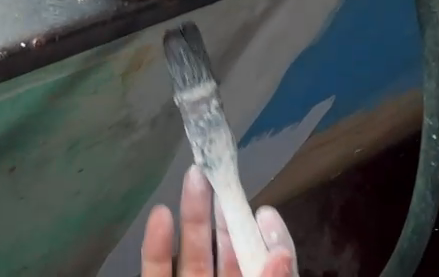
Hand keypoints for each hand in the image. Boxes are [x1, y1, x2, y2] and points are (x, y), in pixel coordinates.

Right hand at [142, 165, 297, 276]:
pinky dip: (156, 245)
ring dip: (193, 213)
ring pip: (192, 253)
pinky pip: (156, 272)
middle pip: (226, 250)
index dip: (269, 238)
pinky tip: (160, 214)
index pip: (268, 263)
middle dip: (225, 208)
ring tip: (195, 174)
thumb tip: (282, 253)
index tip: (266, 212)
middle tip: (220, 171)